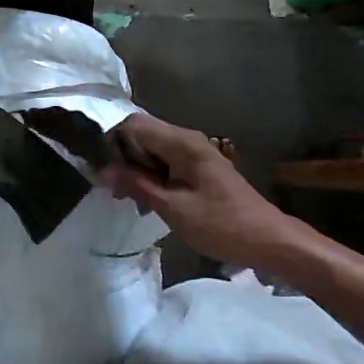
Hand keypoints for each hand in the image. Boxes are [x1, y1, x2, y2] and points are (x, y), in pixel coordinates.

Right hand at [107, 114, 300, 266]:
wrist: (267, 238)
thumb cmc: (220, 224)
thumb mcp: (173, 208)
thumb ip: (137, 185)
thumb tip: (104, 169)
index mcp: (182, 143)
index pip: (133, 124)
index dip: (111, 140)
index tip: (97, 164)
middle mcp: (188, 139)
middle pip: (142, 133)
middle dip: (121, 155)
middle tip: (109, 186)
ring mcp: (195, 151)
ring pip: (152, 147)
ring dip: (136, 167)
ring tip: (125, 195)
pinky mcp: (199, 165)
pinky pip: (166, 159)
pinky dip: (151, 173)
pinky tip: (146, 196)